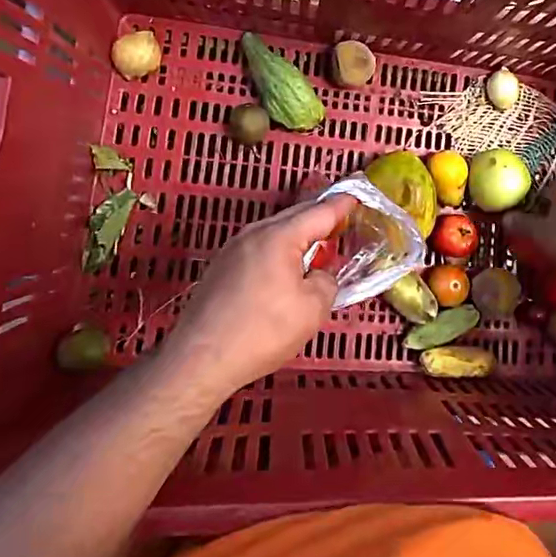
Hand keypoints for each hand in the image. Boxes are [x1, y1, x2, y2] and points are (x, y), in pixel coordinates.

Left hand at [158, 192, 355, 395]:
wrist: (201, 359)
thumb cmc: (261, 332)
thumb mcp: (313, 310)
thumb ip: (326, 283)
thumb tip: (320, 276)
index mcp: (279, 237)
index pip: (318, 212)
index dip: (340, 205)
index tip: (354, 197)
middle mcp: (253, 234)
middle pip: (293, 216)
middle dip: (318, 216)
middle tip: (340, 219)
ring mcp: (232, 250)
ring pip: (273, 232)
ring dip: (297, 235)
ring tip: (316, 245)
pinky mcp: (220, 269)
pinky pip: (258, 248)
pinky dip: (278, 251)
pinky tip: (284, 269)